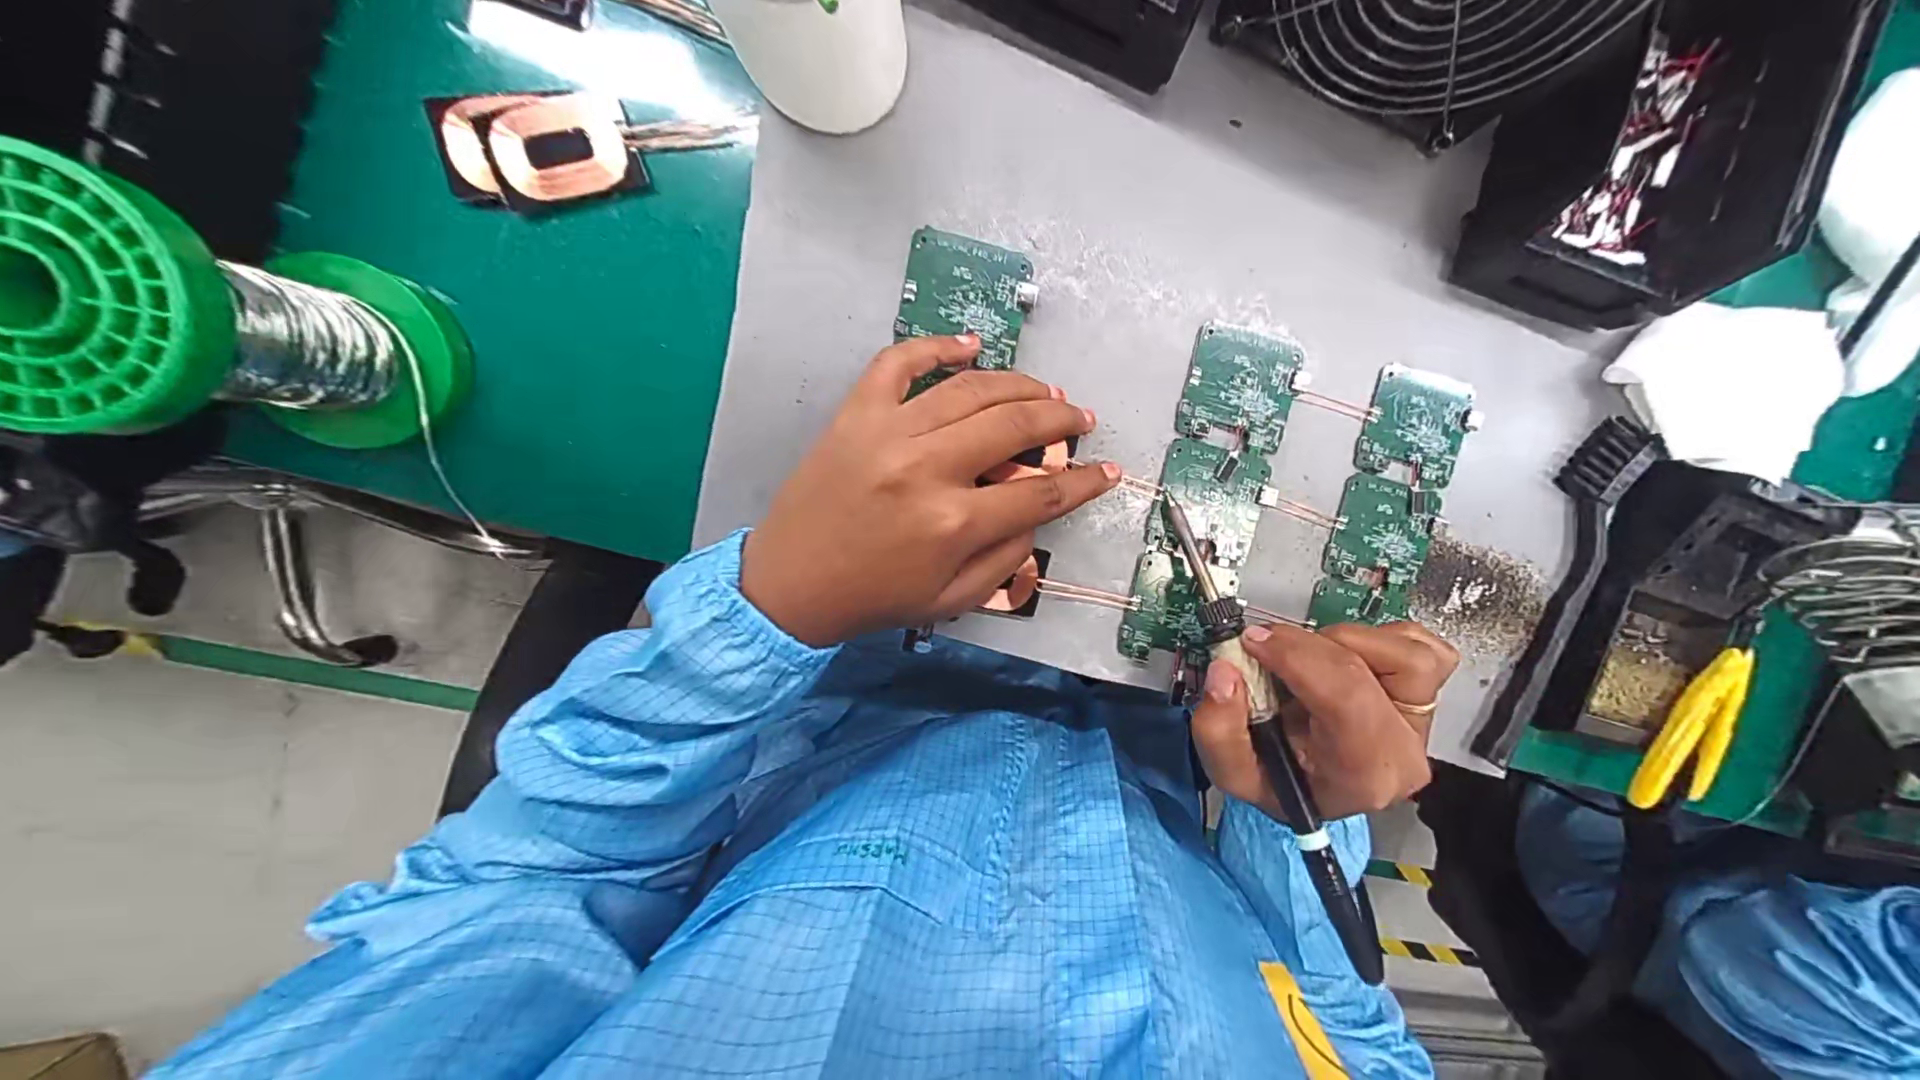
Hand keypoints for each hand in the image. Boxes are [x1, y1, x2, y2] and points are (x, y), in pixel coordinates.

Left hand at [741, 335, 1120, 645]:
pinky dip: (937, 346)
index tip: (1106, 471)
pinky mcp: (856, 414)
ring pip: (972, 389)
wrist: (790, 584)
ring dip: (1019, 385)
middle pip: (1016, 427)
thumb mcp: (951, 599)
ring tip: (1045, 393)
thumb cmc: (873, 597)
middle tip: (1079, 420)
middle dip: (1061, 422)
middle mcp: (927, 468)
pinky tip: (970, 345)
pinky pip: (900, 363)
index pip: (1041, 493)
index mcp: (954, 523)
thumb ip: (1005, 557)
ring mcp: (889, 432)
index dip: (1084, 482)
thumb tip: (1036, 512)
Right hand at [1191, 621, 1457, 821]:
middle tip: (1262, 645)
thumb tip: (1226, 672)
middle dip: (1301, 646)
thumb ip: (1218, 730)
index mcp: (1364, 774)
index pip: (1346, 699)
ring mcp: (1421, 716)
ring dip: (1339, 641)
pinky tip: (1339, 654)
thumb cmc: (1281, 780)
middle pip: (1365, 666)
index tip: (1252, 643)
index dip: (1295, 658)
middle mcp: (1403, 746)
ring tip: (1305, 660)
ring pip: (1399, 648)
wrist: (1313, 782)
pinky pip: (1414, 640)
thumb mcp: (1234, 774)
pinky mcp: (1426, 688)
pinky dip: (1371, 636)